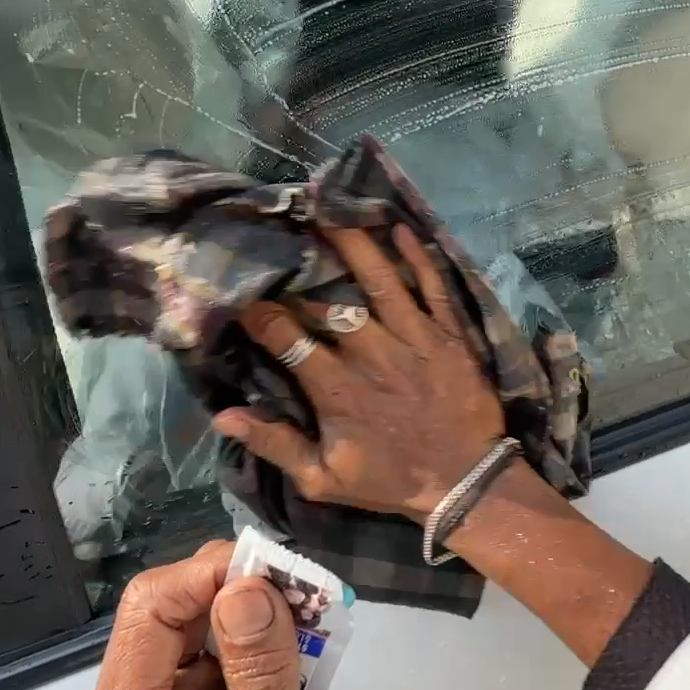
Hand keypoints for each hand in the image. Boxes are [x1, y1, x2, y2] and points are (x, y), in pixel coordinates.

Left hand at [68, 543, 338, 689]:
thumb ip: (261, 678)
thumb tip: (250, 584)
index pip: (149, 610)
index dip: (211, 575)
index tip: (280, 575)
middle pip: (172, 617)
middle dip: (245, 594)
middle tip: (311, 596)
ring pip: (199, 638)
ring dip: (262, 622)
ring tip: (317, 626)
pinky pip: (218, 672)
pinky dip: (263, 657)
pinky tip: (302, 663)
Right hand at [217, 224, 505, 521]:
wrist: (466, 481)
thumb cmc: (392, 480)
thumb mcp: (324, 480)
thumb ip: (276, 445)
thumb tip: (224, 415)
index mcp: (336, 387)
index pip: (286, 338)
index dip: (260, 311)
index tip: (243, 289)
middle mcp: (372, 352)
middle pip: (329, 302)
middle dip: (302, 270)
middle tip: (282, 234)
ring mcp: (414, 337)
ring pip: (381, 280)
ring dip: (354, 243)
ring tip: (331, 208)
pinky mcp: (448, 333)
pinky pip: (433, 286)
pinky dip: (418, 256)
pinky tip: (400, 228)